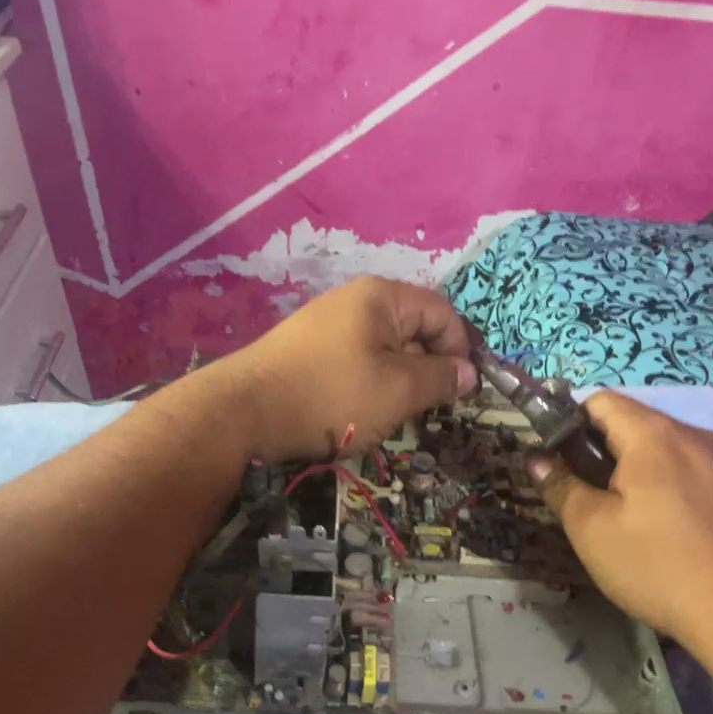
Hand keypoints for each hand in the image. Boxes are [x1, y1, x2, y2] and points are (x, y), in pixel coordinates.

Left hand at [213, 277, 477, 461]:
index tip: (462, 392)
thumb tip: (469, 373)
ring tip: (388, 416)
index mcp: (381, 297)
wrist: (243, 413)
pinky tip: (354, 414)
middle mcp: (353, 301)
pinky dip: (365, 387)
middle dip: (426, 370)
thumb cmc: (331, 396)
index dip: (460, 350)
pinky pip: (353, 364)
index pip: (442, 312)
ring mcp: (325, 326)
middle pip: (411, 330)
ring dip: (395, 384)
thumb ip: (440, 379)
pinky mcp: (305, 353)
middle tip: (425, 409)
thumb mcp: (397, 390)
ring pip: (382, 352)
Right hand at [528, 392, 712, 652]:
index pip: (600, 401)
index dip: (569, 424)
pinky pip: (697, 476)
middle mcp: (696, 436)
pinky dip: (674, 491)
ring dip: (640, 474)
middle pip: (636, 425)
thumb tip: (538, 459)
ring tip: (629, 523)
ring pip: (669, 452)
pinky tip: (672, 537)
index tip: (557, 464)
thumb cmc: (661, 567)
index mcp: (654, 435)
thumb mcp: (593, 531)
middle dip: (604, 453)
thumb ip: (561, 487)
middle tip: (588, 501)